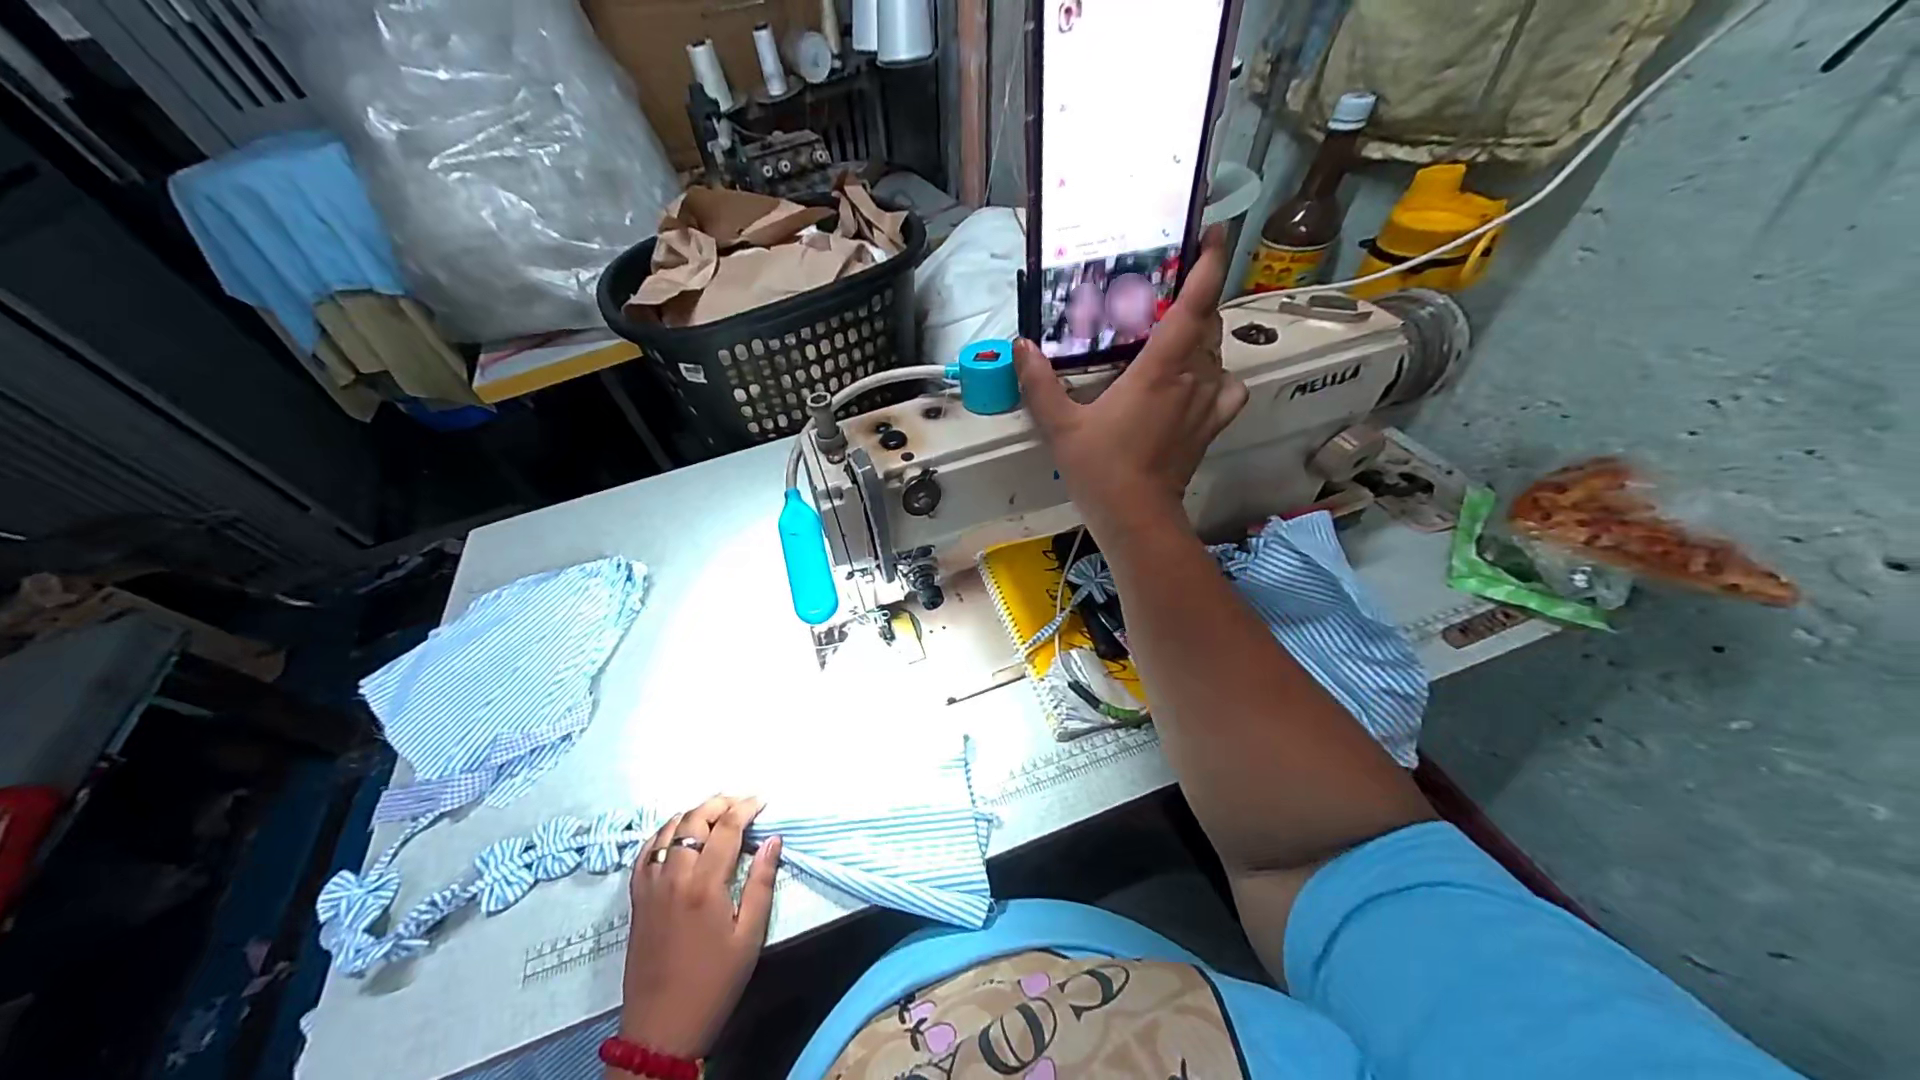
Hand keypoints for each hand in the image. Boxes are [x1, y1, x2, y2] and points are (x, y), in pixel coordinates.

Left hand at [617, 796, 780, 1061]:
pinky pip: (646, 851)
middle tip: (741, 802)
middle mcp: (673, 876)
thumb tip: (773, 840)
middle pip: (693, 820)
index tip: (762, 801)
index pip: (726, 828)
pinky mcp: (636, 899)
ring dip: (692, 814)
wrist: (662, 1027)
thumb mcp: (749, 936)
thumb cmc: (715, 983)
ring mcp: (650, 886)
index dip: (745, 808)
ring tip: (715, 814)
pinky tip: (678, 835)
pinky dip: (663, 834)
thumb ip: (761, 883)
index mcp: (704, 885)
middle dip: (719, 803)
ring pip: (667, 830)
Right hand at [1015, 225, 1247, 537]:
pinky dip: (1219, 374)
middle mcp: (1192, 378)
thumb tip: (1020, 347)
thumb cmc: (1101, 470)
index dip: (1210, 263)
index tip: (1214, 231)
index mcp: (1160, 370)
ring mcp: (1206, 402)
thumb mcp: (1060, 425)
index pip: (1195, 304)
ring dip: (1202, 334)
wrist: (1137, 518)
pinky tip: (1201, 378)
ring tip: (1175, 333)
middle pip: (1208, 322)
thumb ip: (1039, 383)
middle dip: (1196, 299)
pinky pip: (1228, 387)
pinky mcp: (1212, 425)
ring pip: (1218, 351)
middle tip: (1167, 290)